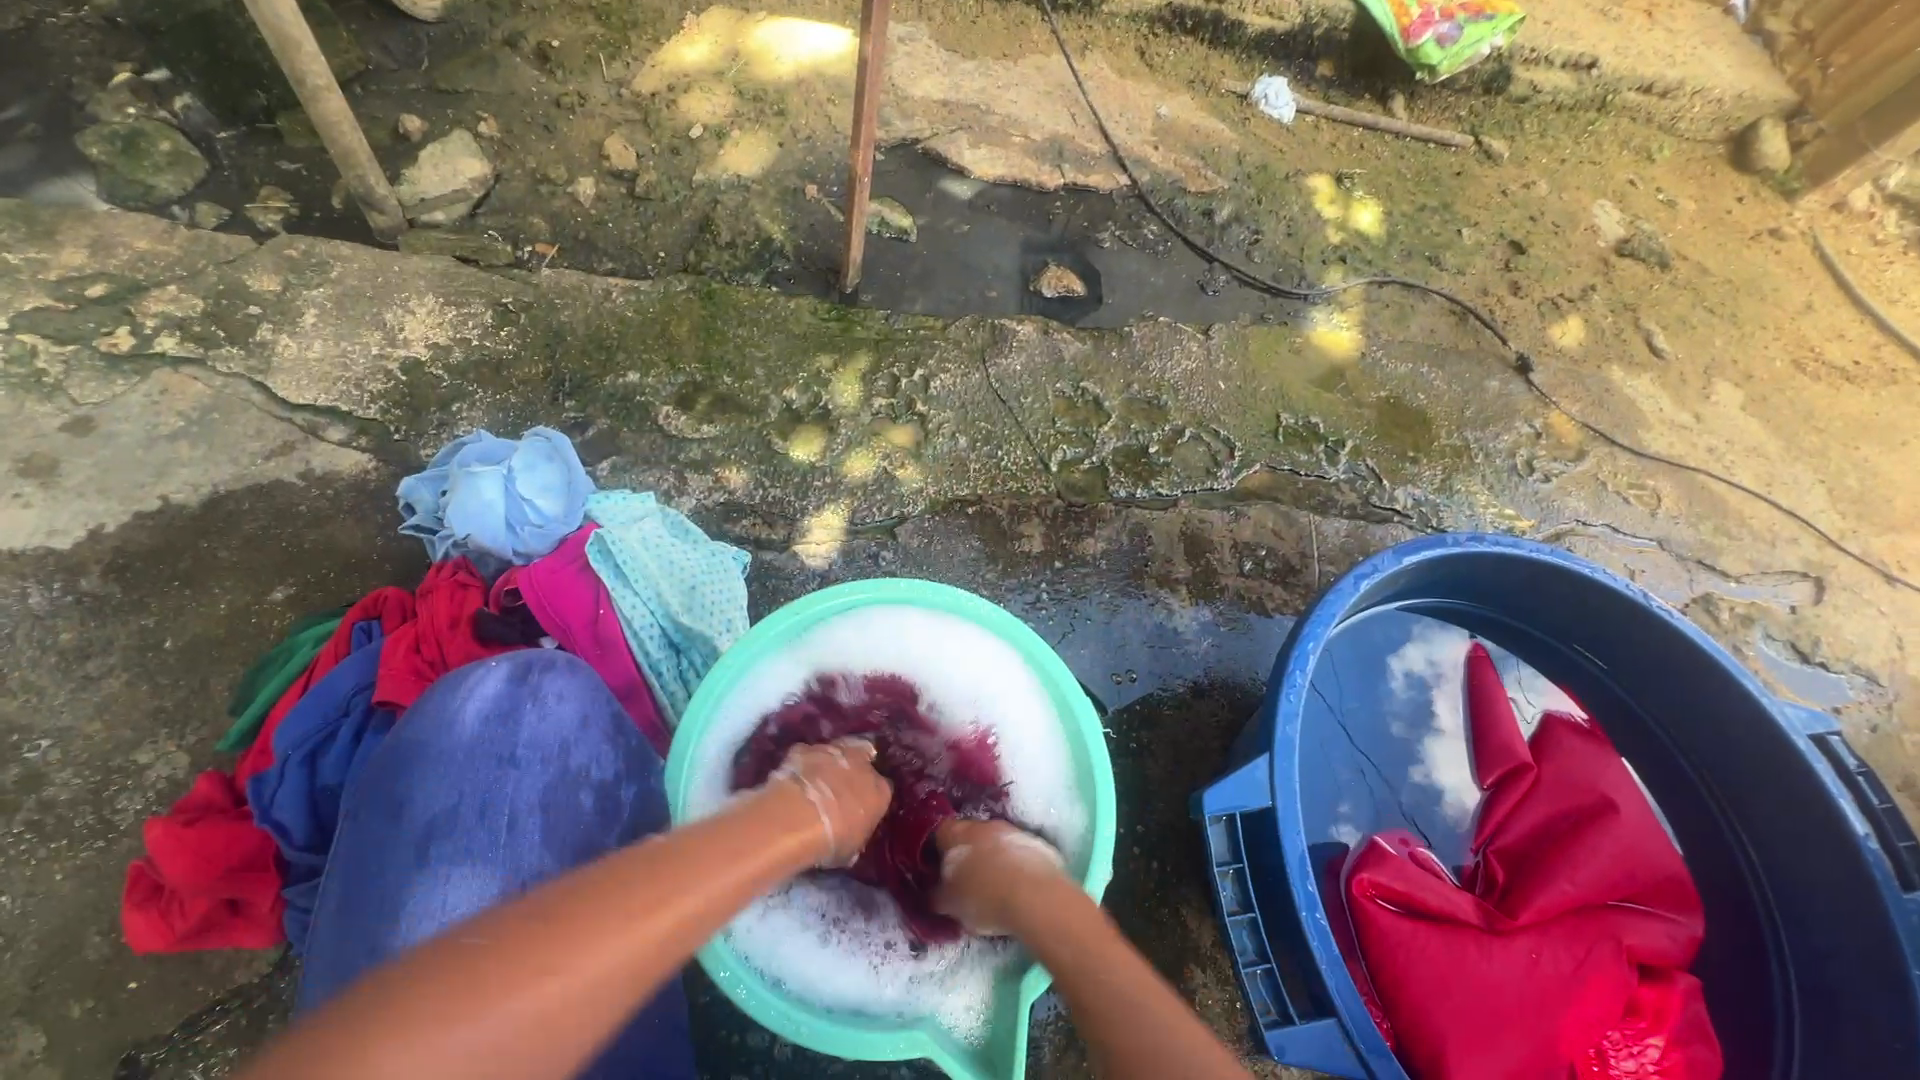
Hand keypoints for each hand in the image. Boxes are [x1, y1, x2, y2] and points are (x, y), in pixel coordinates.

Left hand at [768, 739, 891, 866]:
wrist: (797, 819)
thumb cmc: (832, 841)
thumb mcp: (851, 849)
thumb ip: (855, 835)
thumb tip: (850, 835)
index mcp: (880, 791)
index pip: (882, 789)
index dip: (870, 797)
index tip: (861, 808)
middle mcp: (861, 764)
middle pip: (863, 759)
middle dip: (854, 770)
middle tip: (841, 787)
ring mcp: (832, 752)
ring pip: (835, 752)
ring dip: (829, 764)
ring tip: (815, 783)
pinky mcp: (804, 749)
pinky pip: (807, 754)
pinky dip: (803, 764)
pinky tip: (794, 779)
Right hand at [932, 819, 1068, 935]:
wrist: (1036, 898)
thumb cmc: (983, 898)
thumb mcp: (950, 905)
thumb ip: (937, 896)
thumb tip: (933, 895)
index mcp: (955, 834)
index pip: (940, 833)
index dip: (938, 851)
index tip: (940, 871)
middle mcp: (984, 825)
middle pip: (970, 835)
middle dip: (968, 854)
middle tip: (967, 880)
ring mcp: (1013, 831)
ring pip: (997, 842)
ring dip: (994, 859)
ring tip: (996, 887)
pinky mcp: (1038, 844)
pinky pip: (1020, 852)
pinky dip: (1017, 865)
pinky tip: (1019, 888)